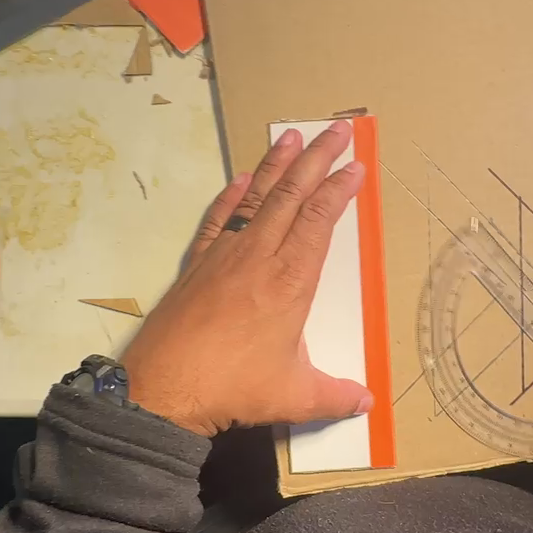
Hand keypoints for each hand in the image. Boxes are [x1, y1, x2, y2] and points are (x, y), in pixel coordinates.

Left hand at [121, 121, 372, 436]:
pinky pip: (219, 219)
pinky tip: (241, 178)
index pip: (320, 220)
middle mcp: (259, 256)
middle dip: (317, 158)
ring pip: (257, 198)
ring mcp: (225, 256)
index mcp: (291, 280)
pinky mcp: (197, 264)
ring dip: (276, 165)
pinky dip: (232, 196)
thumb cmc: (234, 387)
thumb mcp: (294, 397)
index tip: (356, 167)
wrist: (164, 388)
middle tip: (336, 129)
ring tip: (292, 136)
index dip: (340, 190)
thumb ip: (335, 395)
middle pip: (292, 195)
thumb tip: (367, 403)